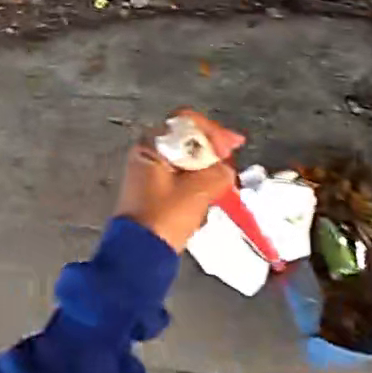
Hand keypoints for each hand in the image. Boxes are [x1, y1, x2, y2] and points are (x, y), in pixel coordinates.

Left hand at [114, 110, 241, 251]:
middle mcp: (147, 151)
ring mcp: (149, 169)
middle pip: (185, 137)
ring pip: (184, 156)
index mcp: (150, 144)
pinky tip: (213, 185)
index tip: (231, 146)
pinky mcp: (155, 187)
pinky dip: (198, 175)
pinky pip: (181, 172)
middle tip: (232, 155)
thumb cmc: (165, 215)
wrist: (140, 251)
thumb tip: (226, 169)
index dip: (211, 131)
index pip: (184, 121)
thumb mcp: (196, 192)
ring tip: (226, 171)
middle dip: (211, 146)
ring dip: (206, 162)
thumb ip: (216, 174)